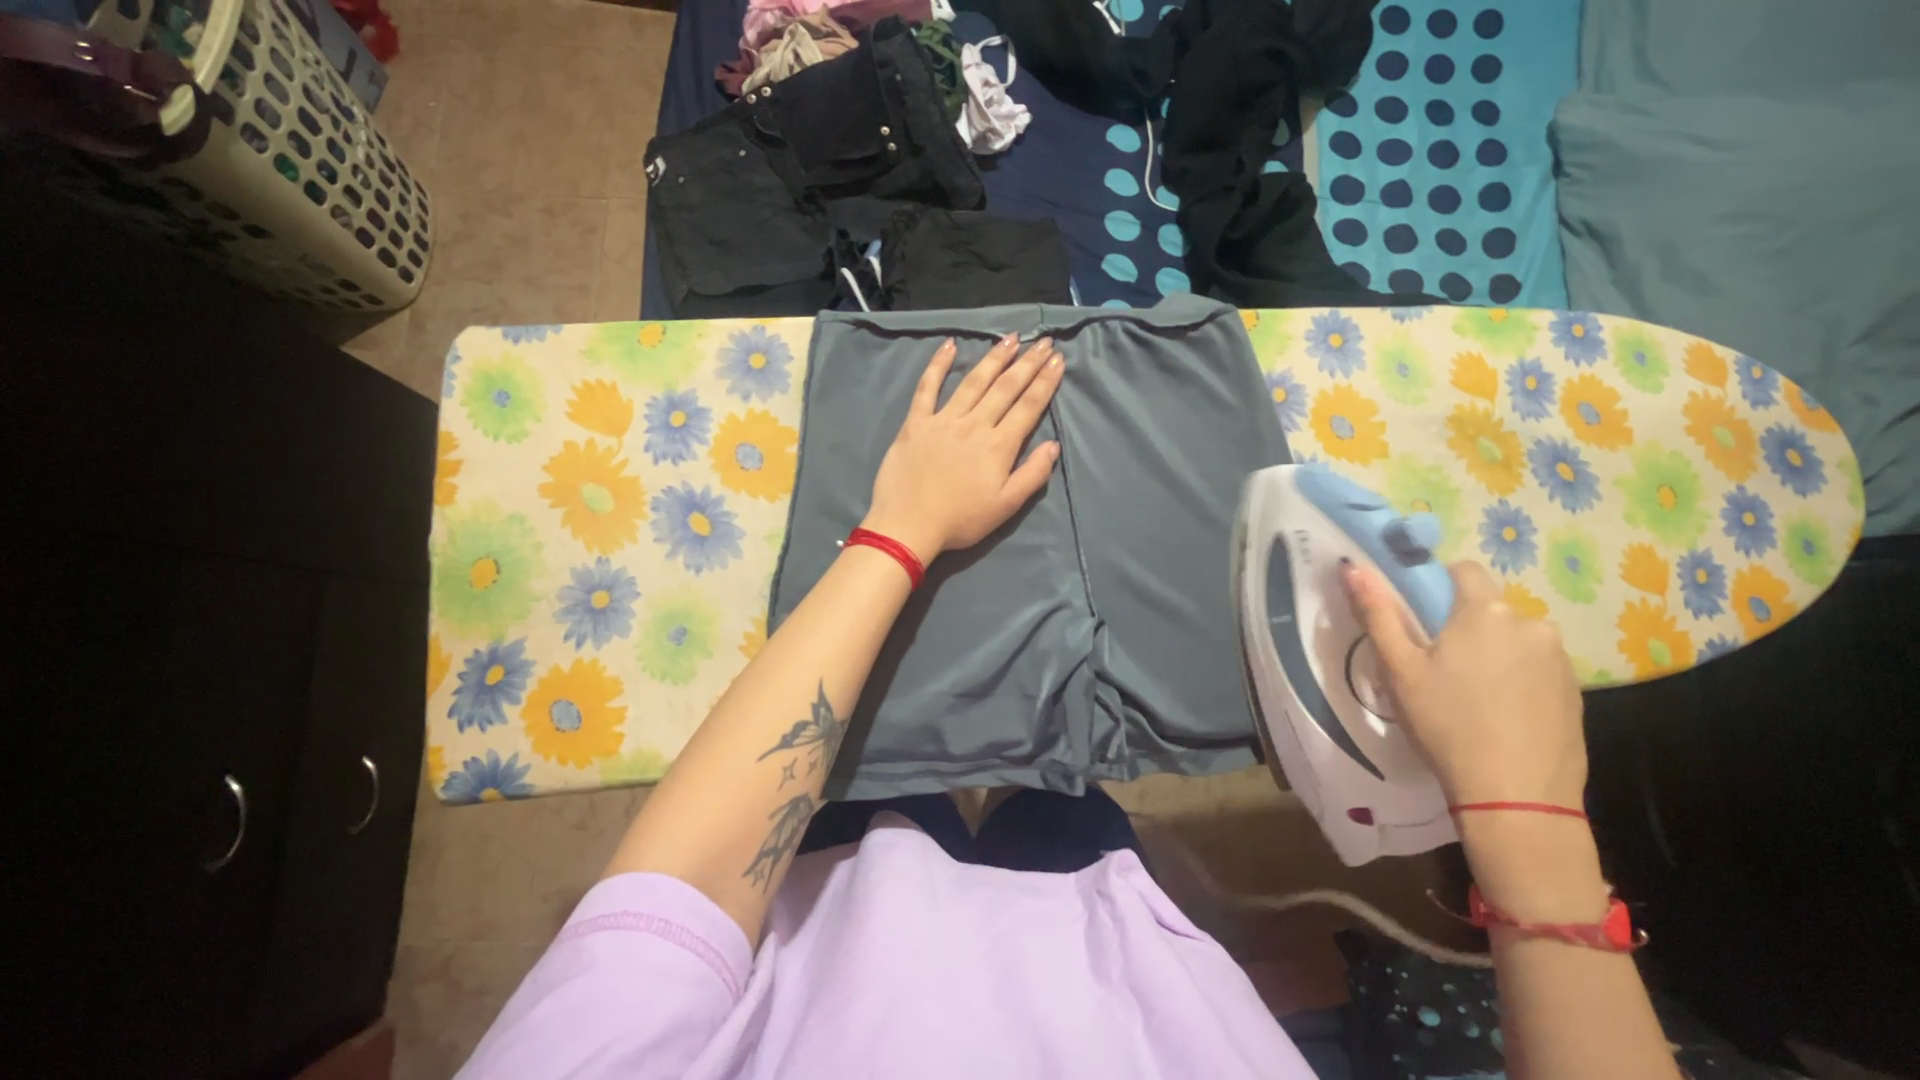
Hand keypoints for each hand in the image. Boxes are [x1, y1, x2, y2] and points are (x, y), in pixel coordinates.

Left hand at [861, 334, 1063, 563]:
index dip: (1045, 382)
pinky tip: (950, 345)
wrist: (908, 525)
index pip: (1028, 407)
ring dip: (994, 358)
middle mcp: (974, 424)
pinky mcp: (915, 422)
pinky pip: (927, 387)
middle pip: (1005, 387)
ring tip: (1011, 338)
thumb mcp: (1005, 506)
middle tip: (1043, 341)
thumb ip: (1032, 475)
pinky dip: (938, 364)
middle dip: (1027, 362)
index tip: (1058, 360)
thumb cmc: (960, 521)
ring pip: (973, 381)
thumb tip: (1053, 445)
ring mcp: (943, 420)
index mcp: (998, 446)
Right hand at [1343, 560, 1586, 808]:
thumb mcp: (1400, 670)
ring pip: (1515, 638)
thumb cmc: (1447, 724)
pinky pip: (1537, 667)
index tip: (1421, 621)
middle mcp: (1532, 622)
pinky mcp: (1576, 690)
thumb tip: (1352, 566)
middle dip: (1465, 626)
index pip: (1463, 570)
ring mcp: (1560, 657)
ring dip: (1494, 652)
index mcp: (1486, 611)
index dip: (1438, 587)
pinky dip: (1517, 678)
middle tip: (1438, 667)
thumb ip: (1377, 613)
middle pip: (1489, 608)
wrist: (1517, 795)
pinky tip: (1500, 713)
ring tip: (1472, 696)